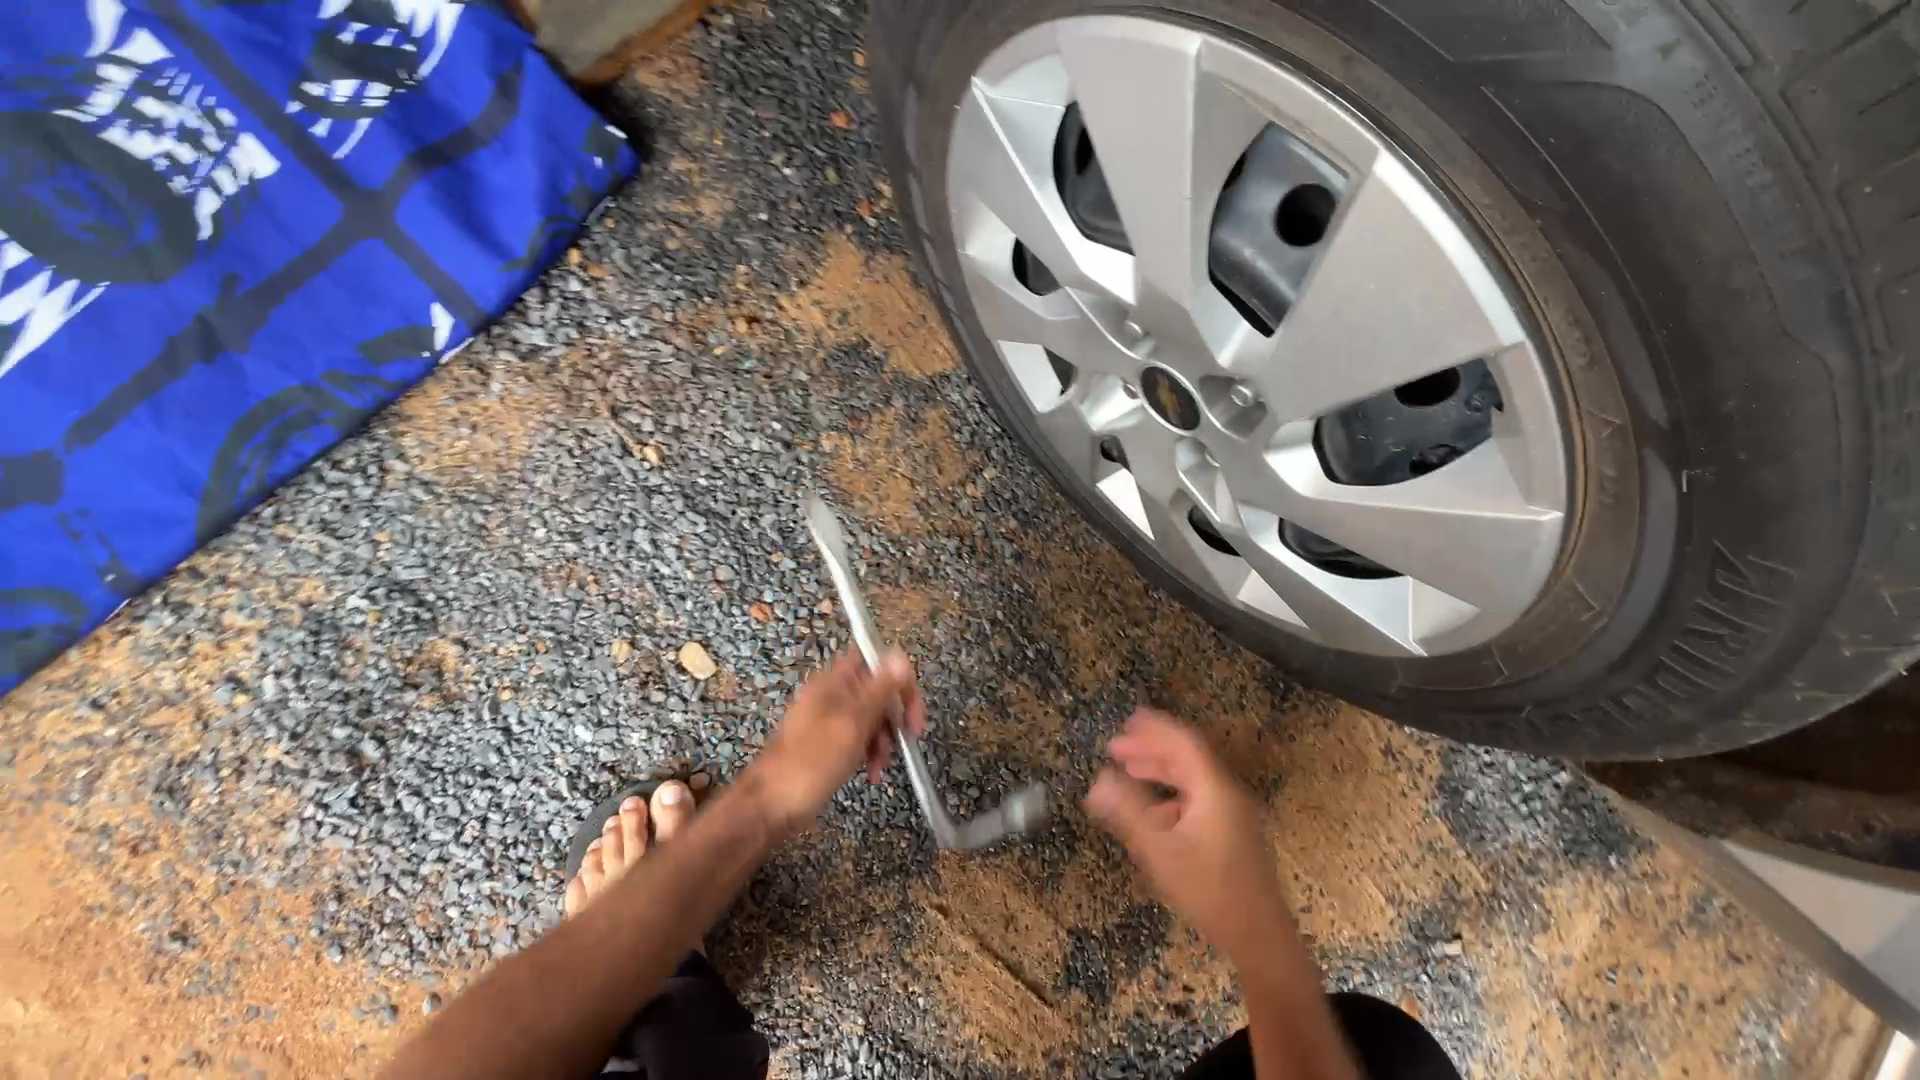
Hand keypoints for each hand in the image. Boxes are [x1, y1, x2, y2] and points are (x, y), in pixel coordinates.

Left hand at [749, 648, 926, 833]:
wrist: (771, 805)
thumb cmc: (813, 760)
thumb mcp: (853, 722)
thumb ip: (879, 689)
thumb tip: (900, 654)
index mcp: (834, 682)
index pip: (874, 660)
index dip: (898, 677)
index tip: (911, 707)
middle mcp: (830, 695)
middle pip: (875, 690)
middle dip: (894, 713)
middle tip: (910, 737)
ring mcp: (827, 721)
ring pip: (869, 718)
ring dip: (883, 738)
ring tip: (882, 765)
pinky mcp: (826, 746)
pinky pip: (856, 740)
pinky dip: (868, 753)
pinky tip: (872, 774)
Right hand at [1084, 708, 1289, 959]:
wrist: (1261, 937)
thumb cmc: (1210, 890)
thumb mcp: (1161, 851)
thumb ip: (1128, 813)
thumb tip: (1097, 781)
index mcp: (1215, 790)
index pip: (1184, 744)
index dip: (1156, 728)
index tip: (1128, 719)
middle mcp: (1228, 795)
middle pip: (1188, 760)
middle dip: (1151, 750)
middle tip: (1116, 747)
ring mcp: (1235, 816)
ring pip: (1193, 781)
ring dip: (1160, 773)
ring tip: (1129, 772)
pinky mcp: (1234, 836)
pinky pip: (1199, 801)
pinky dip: (1172, 797)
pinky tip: (1152, 815)